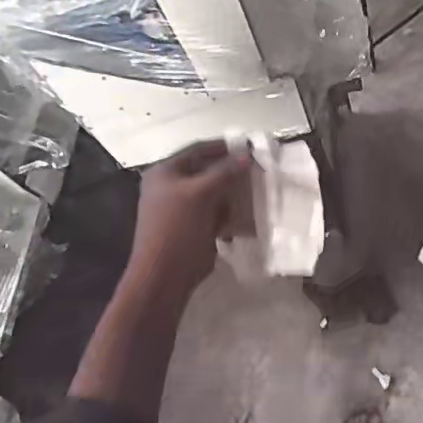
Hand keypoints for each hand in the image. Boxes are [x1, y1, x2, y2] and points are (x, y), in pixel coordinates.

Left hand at [127, 141, 249, 296]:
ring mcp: (181, 210)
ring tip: (256, 193)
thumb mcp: (201, 194)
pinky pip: (215, 214)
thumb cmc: (177, 228)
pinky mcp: (192, 228)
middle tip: (257, 170)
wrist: (164, 275)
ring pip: (213, 194)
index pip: (196, 150)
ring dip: (232, 195)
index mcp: (165, 172)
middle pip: (206, 172)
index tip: (249, 146)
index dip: (222, 147)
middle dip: (231, 173)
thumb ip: (224, 172)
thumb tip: (246, 154)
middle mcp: (171, 187)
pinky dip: (229, 214)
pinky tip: (246, 217)